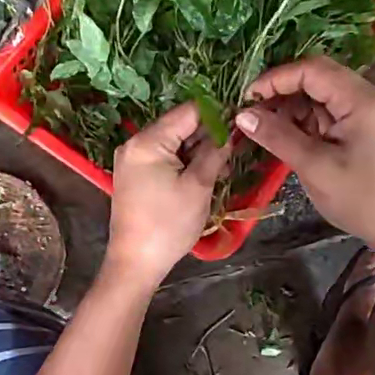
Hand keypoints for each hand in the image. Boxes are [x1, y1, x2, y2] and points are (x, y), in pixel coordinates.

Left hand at [105, 101, 232, 284]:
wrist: (136, 262)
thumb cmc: (169, 224)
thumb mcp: (199, 186)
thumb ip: (215, 152)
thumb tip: (230, 130)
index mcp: (148, 141)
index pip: (188, 112)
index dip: (217, 113)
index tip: (241, 121)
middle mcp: (135, 144)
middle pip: (179, 126)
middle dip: (209, 134)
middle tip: (237, 146)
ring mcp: (133, 160)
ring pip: (174, 143)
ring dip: (199, 150)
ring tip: (225, 163)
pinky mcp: (136, 176)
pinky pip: (165, 158)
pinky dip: (185, 162)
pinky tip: (205, 173)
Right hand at [236, 56, 374, 245]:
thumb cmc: (362, 199)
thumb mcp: (315, 168)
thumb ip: (278, 137)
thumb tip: (242, 115)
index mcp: (362, 100)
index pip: (313, 70)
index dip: (276, 78)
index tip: (247, 99)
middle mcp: (369, 97)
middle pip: (318, 78)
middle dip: (282, 92)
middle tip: (252, 113)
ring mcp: (369, 112)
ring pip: (322, 95)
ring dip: (292, 108)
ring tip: (265, 129)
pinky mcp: (365, 128)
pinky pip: (330, 113)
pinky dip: (306, 122)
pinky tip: (286, 137)